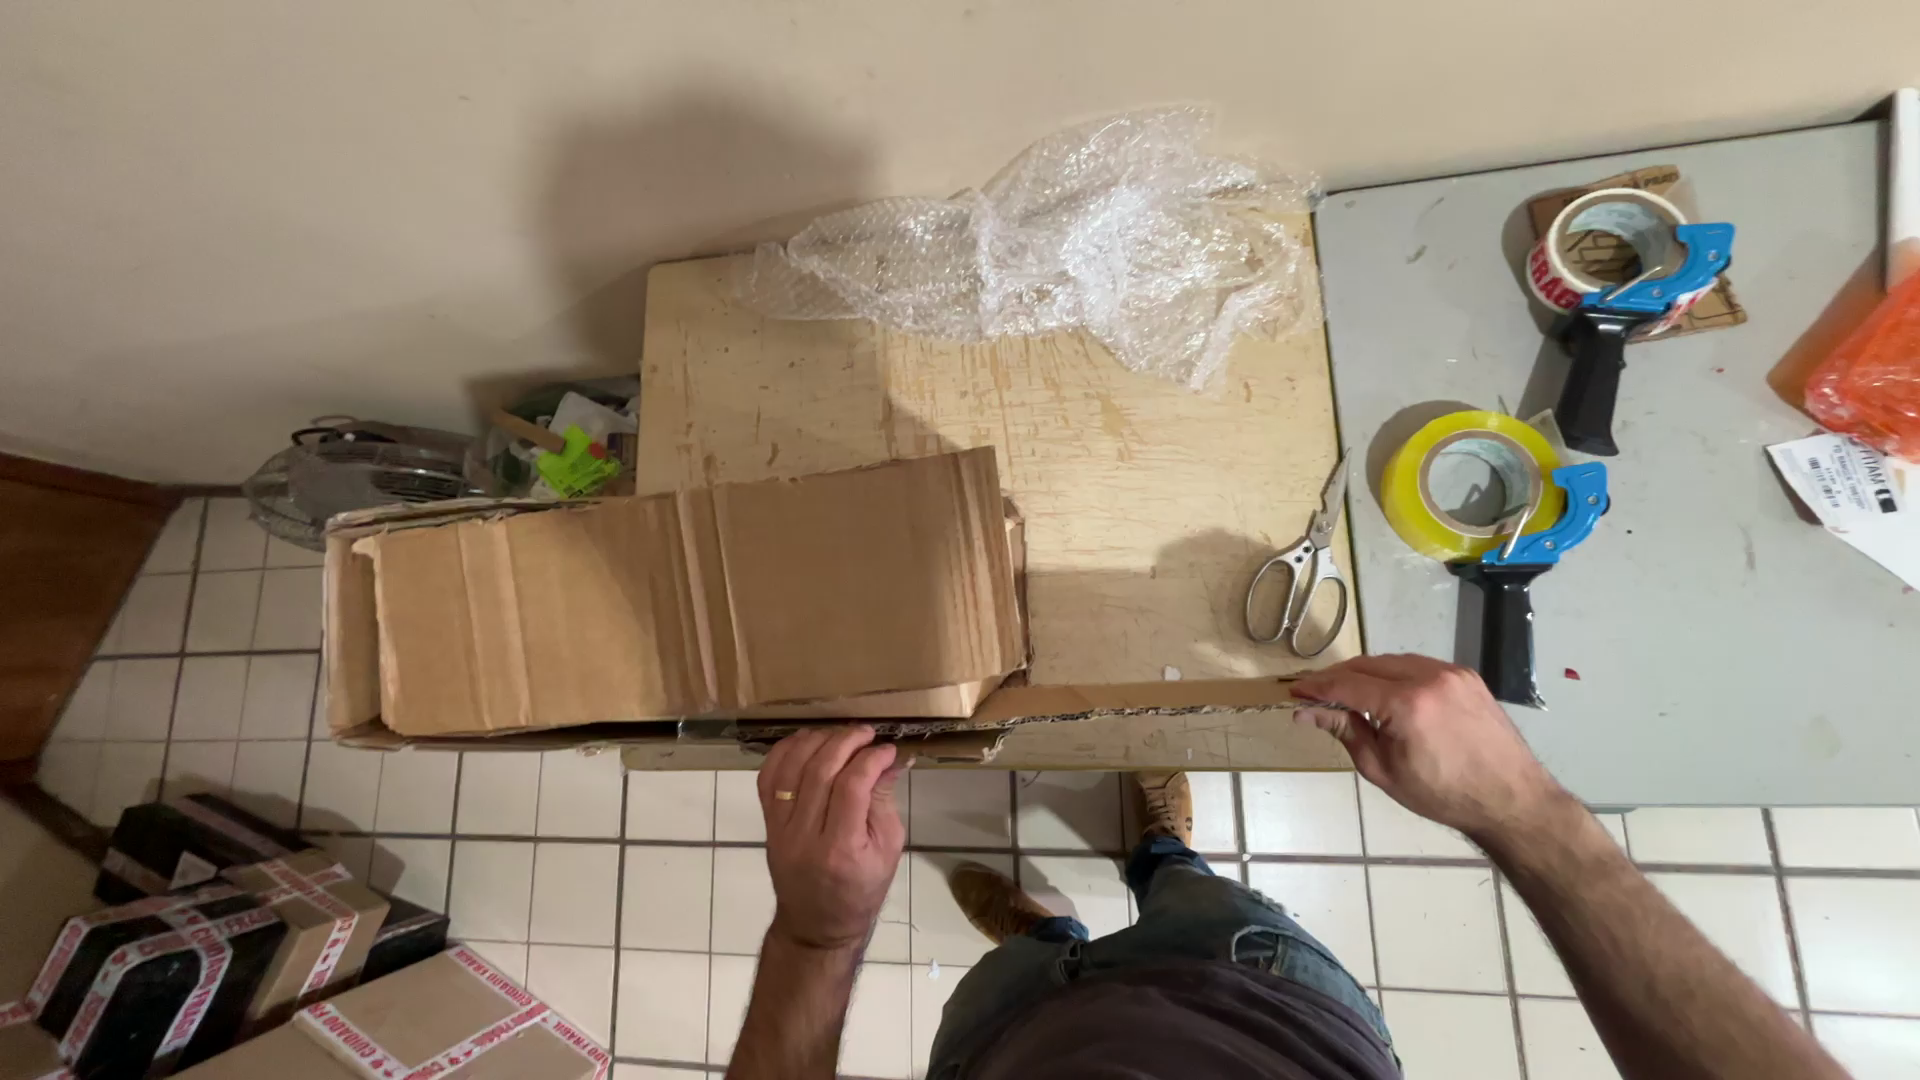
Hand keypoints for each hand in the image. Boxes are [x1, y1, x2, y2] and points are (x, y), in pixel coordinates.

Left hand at [756, 725, 908, 951]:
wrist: (816, 925)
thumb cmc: (861, 891)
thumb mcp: (888, 850)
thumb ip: (885, 800)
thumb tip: (891, 757)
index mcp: (840, 849)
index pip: (851, 787)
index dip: (871, 759)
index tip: (888, 749)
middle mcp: (804, 837)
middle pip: (820, 771)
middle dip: (846, 741)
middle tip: (867, 733)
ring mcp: (780, 829)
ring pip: (791, 768)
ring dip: (817, 740)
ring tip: (841, 734)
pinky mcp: (767, 824)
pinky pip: (768, 777)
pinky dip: (785, 751)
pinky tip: (808, 740)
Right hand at [1292, 654, 1567, 838]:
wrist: (1514, 801)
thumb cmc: (1443, 794)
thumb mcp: (1383, 769)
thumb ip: (1344, 732)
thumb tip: (1305, 713)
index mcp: (1406, 704)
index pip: (1346, 685)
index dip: (1316, 688)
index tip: (1295, 693)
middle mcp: (1428, 678)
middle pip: (1365, 666)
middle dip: (1336, 678)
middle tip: (1315, 695)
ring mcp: (1450, 673)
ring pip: (1389, 661)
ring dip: (1363, 674)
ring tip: (1347, 694)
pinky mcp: (1465, 676)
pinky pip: (1415, 665)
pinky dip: (1392, 674)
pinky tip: (1384, 693)